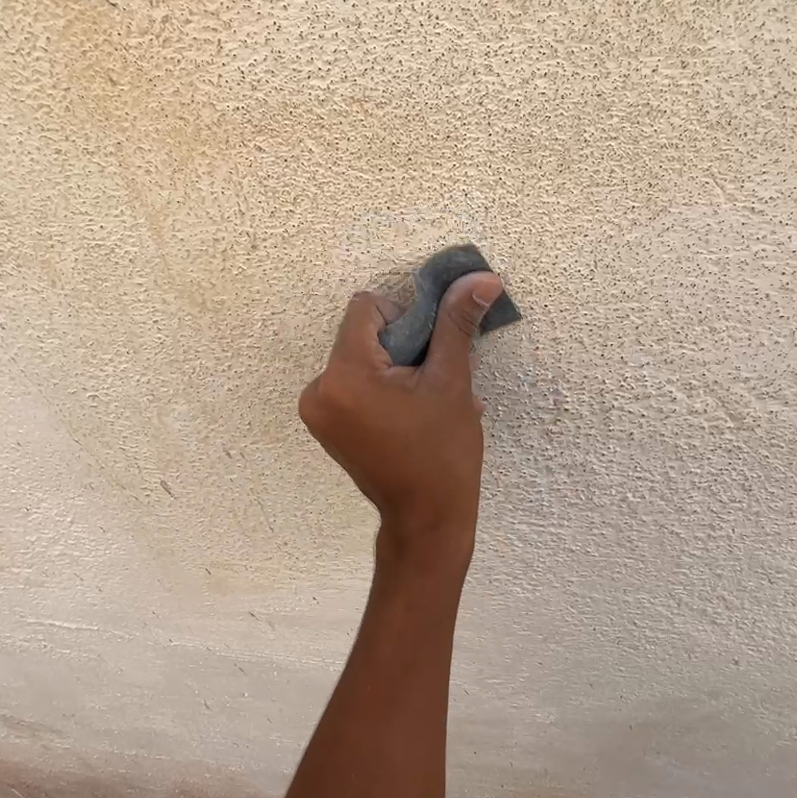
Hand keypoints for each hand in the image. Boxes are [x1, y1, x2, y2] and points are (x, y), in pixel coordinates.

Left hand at [299, 272, 504, 572]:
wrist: (426, 518)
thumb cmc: (442, 454)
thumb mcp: (452, 381)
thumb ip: (457, 323)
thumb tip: (480, 278)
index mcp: (344, 376)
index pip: (365, 307)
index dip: (402, 316)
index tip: (426, 350)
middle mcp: (318, 390)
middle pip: (360, 333)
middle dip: (398, 345)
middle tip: (427, 379)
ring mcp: (316, 411)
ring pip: (358, 357)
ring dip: (391, 366)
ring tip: (419, 400)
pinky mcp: (323, 424)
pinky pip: (350, 382)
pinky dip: (379, 385)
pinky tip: (407, 410)